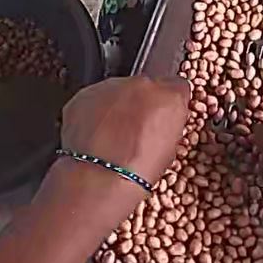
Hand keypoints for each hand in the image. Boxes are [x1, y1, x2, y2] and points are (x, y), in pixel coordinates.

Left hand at [59, 76, 190, 188]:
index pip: (177, 87)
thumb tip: (160, 123)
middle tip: (134, 131)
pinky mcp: (86, 94)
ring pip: (118, 92)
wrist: (98, 176)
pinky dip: (94, 113)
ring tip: (111, 137)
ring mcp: (111, 87)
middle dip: (140, 105)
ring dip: (116, 108)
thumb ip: (167, 125)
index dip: (169, 103)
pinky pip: (93, 99)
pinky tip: (95, 135)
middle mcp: (142, 85)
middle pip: (145, 88)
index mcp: (169, 98)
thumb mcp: (169, 150)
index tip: (162, 115)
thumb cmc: (137, 171)